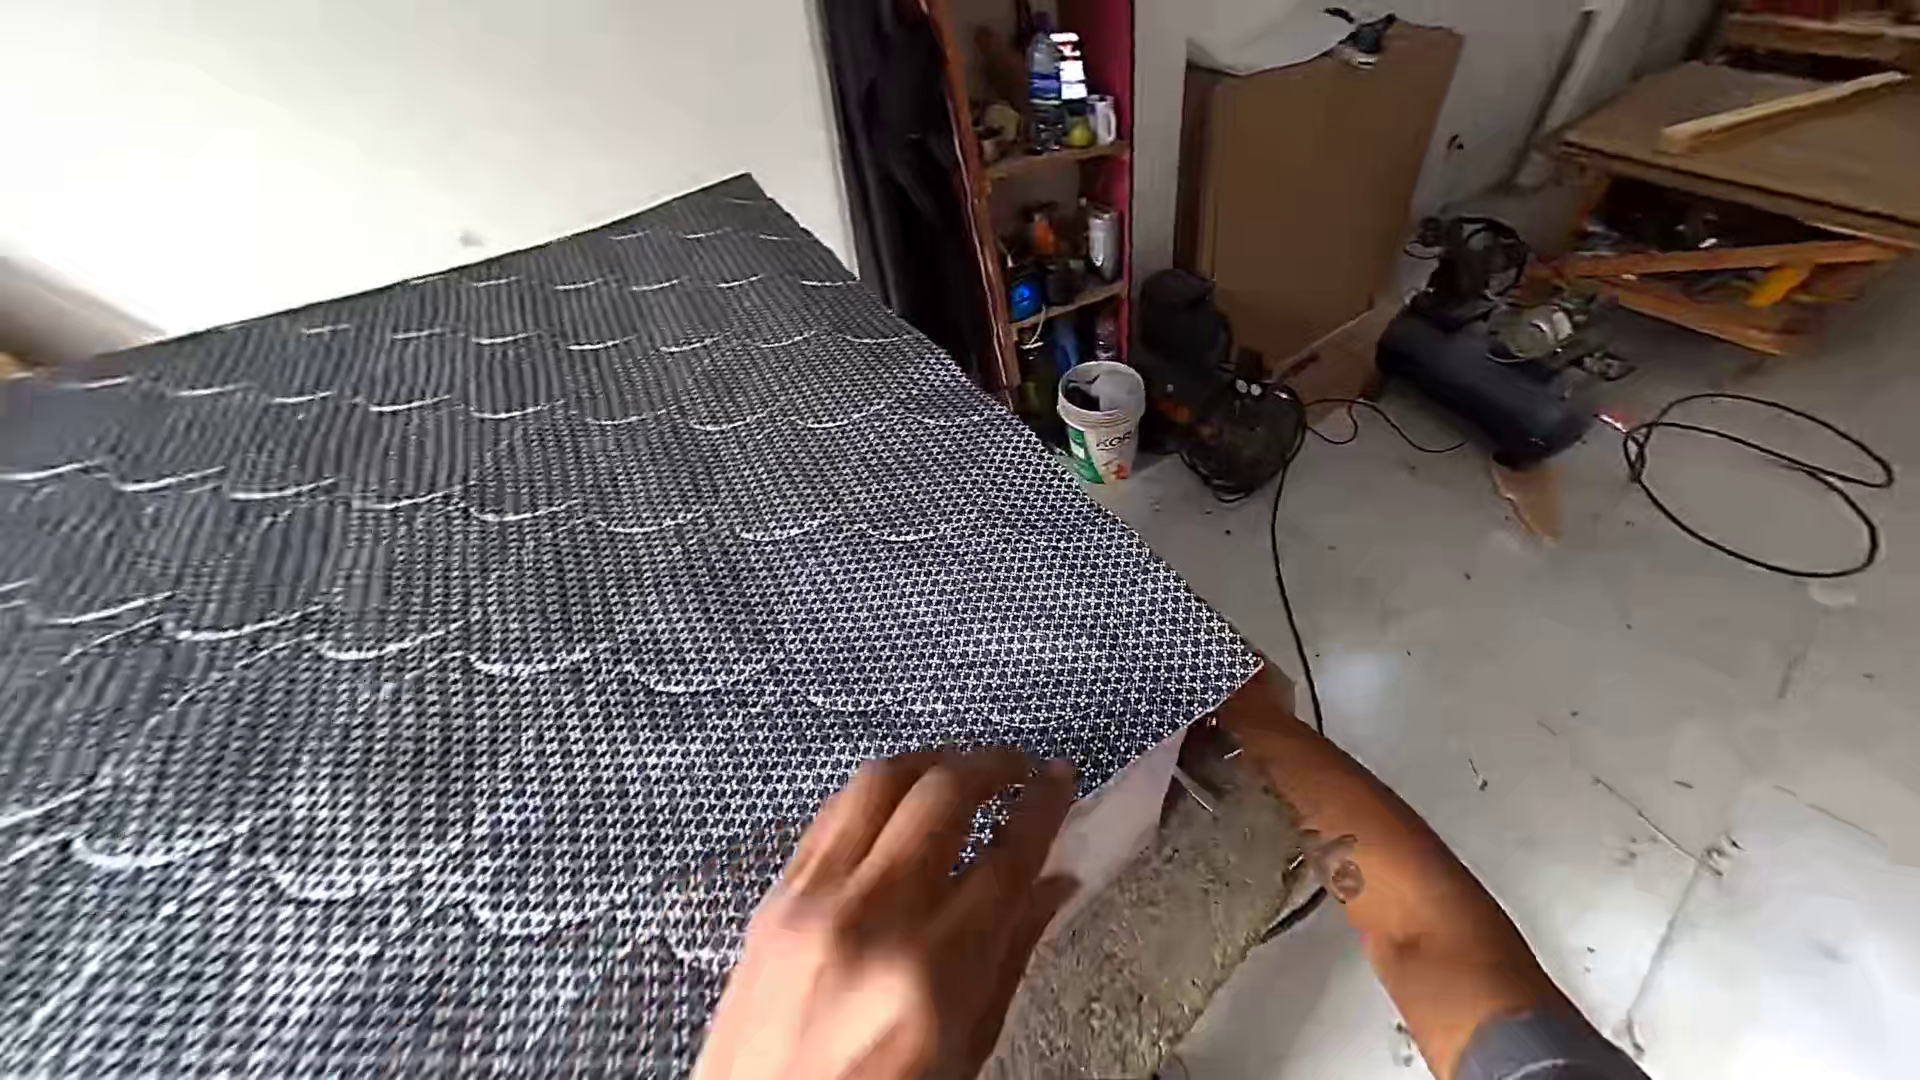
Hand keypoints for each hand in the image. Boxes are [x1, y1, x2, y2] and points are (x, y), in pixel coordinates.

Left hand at [693, 749, 1078, 1079]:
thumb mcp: (965, 1053)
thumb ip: (1012, 954)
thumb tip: (1058, 879)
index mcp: (932, 973)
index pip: (1006, 858)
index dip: (1043, 805)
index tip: (1061, 775)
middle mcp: (873, 915)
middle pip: (941, 795)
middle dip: (991, 764)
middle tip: (1017, 765)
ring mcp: (814, 896)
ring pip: (880, 781)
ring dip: (930, 760)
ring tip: (960, 767)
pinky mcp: (775, 891)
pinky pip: (833, 809)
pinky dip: (876, 790)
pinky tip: (898, 798)